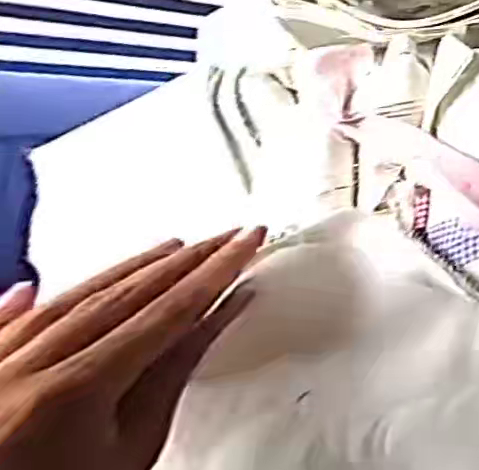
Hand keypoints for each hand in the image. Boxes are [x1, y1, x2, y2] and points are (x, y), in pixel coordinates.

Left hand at [0, 228, 265, 469]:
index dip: (218, 268)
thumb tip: (225, 309)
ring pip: (57, 308)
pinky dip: (13, 309)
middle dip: (180, 262)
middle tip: (224, 236)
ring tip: (166, 248)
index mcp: (70, 392)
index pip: (169, 308)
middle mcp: (14, 378)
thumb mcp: (130, 448)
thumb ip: (172, 373)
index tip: (250, 238)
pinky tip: (33, 288)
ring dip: (120, 272)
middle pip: (116, 300)